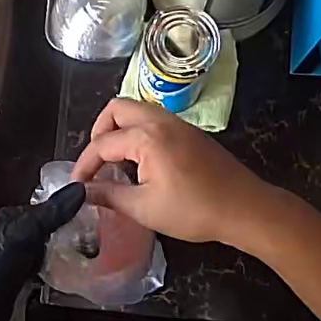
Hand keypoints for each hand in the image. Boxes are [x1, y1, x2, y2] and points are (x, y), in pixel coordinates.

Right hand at [70, 98, 285, 247]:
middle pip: (117, 110)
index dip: (84, 165)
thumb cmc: (194, 210)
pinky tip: (141, 164)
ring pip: (137, 111)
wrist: (243, 208)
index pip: (102, 144)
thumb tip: (82, 192)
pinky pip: (155, 121)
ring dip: (119, 131)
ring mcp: (178, 124)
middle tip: (96, 162)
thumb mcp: (144, 208)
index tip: (76, 186)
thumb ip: (108, 195)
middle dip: (99, 132)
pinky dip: (139, 133)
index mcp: (147, 136)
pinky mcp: (190, 133)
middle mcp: (161, 120)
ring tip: (115, 163)